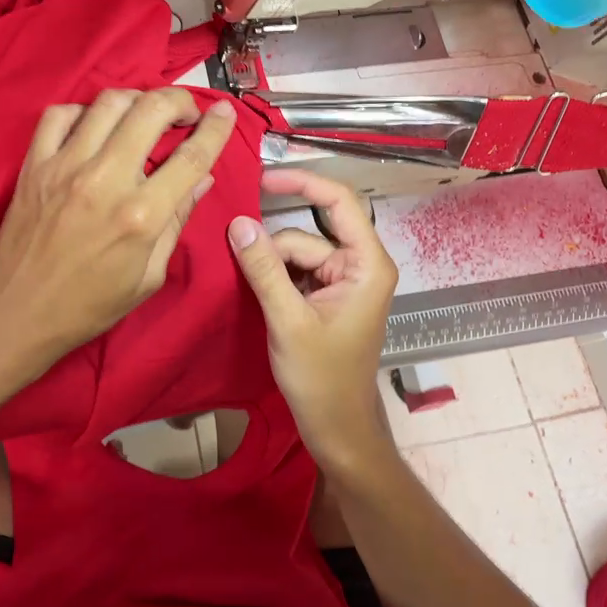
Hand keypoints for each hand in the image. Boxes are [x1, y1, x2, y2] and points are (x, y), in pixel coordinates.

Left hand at [0, 89, 236, 381]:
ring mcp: (64, 167)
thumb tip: (201, 179)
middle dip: (179, 101)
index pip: (191, 156)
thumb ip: (176, 222)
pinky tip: (94, 128)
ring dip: (137, 100)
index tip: (226, 113)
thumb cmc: (89, 306)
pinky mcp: (33, 164)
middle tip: (186, 114)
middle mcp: (105, 180)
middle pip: (151, 110)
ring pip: (108, 102)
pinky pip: (60, 114)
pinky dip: (84, 112)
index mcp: (141, 215)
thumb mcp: (148, 278)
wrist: (17, 314)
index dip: (216, 128)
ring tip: (145, 115)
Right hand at [228, 169, 398, 469]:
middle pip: (308, 232)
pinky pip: (295, 270)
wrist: (336, 426)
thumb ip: (264, 269)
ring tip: (254, 297)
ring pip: (296, 252)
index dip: (303, 183)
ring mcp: (343, 281)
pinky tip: (259, 295)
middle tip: (240, 265)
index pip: (339, 202)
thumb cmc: (322, 378)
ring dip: (270, 266)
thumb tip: (238, 223)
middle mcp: (360, 265)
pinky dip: (275, 277)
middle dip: (273, 246)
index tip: (262, 179)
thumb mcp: (288, 320)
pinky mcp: (327, 296)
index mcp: (368, 265)